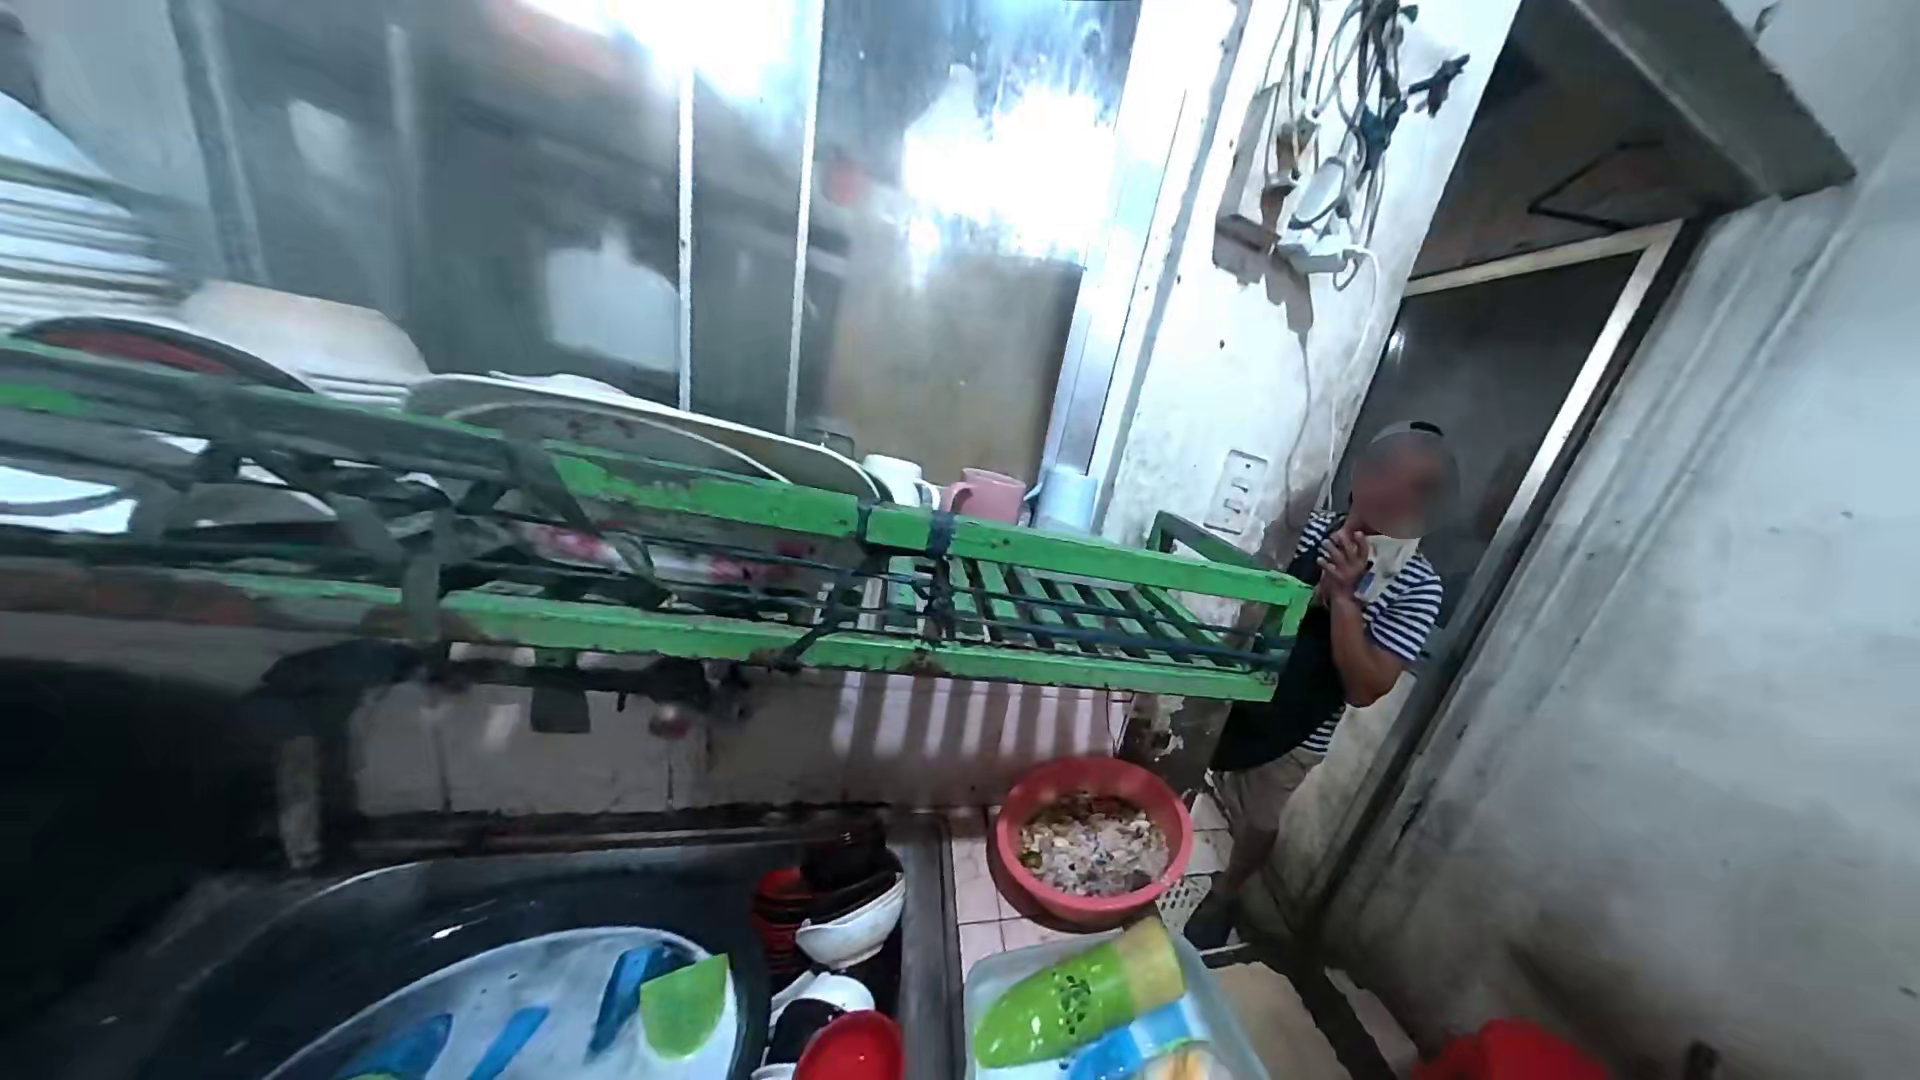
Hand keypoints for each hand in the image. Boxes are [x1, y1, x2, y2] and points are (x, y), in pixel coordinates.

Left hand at [1316, 526, 1368, 604]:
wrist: (1347, 599)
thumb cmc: (1350, 581)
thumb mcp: (1355, 567)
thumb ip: (1350, 555)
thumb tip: (1343, 538)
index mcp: (1362, 564)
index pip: (1365, 551)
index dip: (1362, 542)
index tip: (1358, 532)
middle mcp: (1356, 567)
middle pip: (1350, 552)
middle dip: (1344, 542)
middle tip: (1336, 533)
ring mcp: (1347, 573)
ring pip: (1339, 558)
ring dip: (1331, 549)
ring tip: (1324, 542)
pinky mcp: (1337, 579)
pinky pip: (1330, 569)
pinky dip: (1324, 563)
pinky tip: (1318, 559)